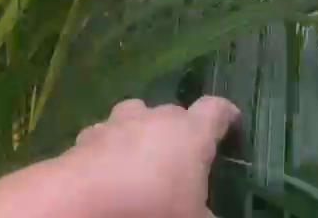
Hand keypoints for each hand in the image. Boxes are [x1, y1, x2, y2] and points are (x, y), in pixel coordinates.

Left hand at [0, 97, 238, 217]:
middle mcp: (155, 117)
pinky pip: (105, 136)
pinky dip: (111, 149)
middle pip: (173, 113)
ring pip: (135, 117)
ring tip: (143, 160)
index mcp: (189, 133)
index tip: (232, 119)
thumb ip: (203, 212)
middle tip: (184, 157)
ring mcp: (117, 122)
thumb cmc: (154, 210)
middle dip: (180, 130)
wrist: (85, 203)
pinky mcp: (87, 136)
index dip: (225, 114)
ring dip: (142, 133)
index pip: (214, 110)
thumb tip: (203, 211)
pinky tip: (109, 171)